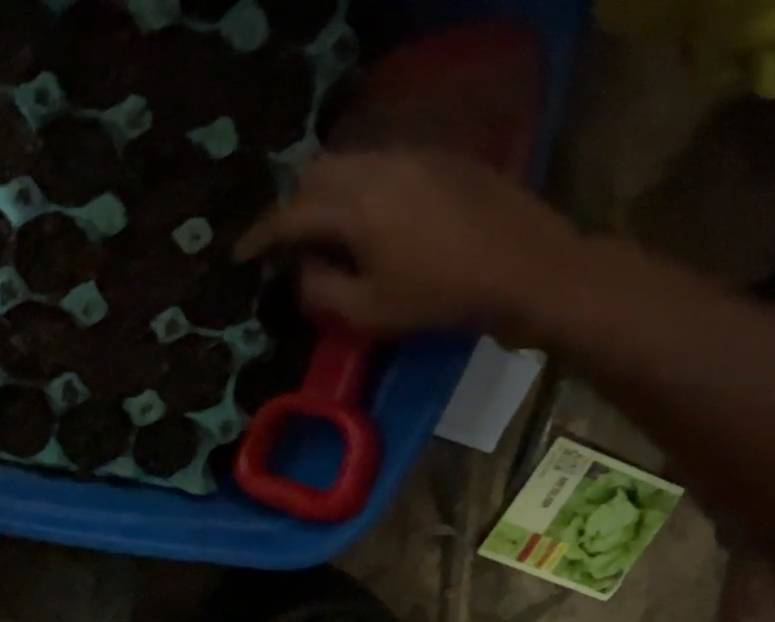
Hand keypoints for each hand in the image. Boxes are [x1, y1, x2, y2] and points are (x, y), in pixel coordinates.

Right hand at [234, 152, 586, 336]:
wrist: (534, 270)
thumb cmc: (444, 297)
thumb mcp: (368, 312)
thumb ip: (319, 290)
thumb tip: (302, 269)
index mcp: (355, 207)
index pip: (288, 215)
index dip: (258, 236)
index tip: (241, 255)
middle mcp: (378, 168)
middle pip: (312, 174)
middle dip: (289, 205)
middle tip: (284, 239)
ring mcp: (414, 157)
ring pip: (348, 161)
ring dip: (324, 190)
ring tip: (324, 224)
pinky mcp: (442, 158)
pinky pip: (382, 160)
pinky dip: (359, 183)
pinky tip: (370, 212)